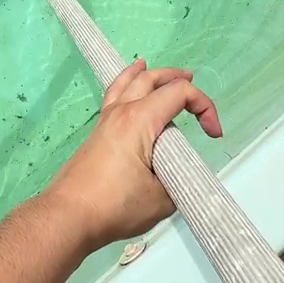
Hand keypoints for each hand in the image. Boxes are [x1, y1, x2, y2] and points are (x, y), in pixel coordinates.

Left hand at [37, 58, 223, 251]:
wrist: (70, 214)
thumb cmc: (115, 205)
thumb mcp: (162, 199)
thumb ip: (178, 179)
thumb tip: (177, 173)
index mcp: (139, 119)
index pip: (178, 93)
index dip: (204, 106)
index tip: (214, 134)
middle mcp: (121, 111)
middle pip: (149, 78)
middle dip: (174, 76)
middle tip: (191, 79)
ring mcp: (106, 119)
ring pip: (127, 82)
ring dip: (146, 75)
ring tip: (153, 68)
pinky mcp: (98, 132)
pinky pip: (114, 95)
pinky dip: (125, 83)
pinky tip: (126, 86)